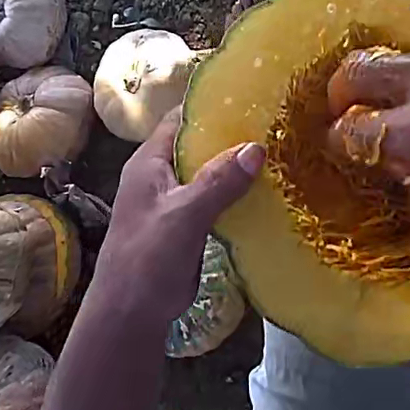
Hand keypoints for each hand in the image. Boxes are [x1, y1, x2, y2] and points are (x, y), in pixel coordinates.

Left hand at [88, 110, 262, 323]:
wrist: (131, 313)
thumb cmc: (148, 257)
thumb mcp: (184, 215)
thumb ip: (219, 181)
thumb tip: (256, 148)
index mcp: (149, 162)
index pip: (179, 119)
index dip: (209, 106)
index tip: (249, 97)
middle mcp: (160, 176)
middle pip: (197, 145)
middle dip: (230, 137)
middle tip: (273, 126)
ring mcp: (173, 201)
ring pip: (208, 173)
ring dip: (235, 167)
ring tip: (277, 153)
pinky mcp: (186, 224)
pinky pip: (213, 199)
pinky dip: (234, 193)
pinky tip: (264, 192)